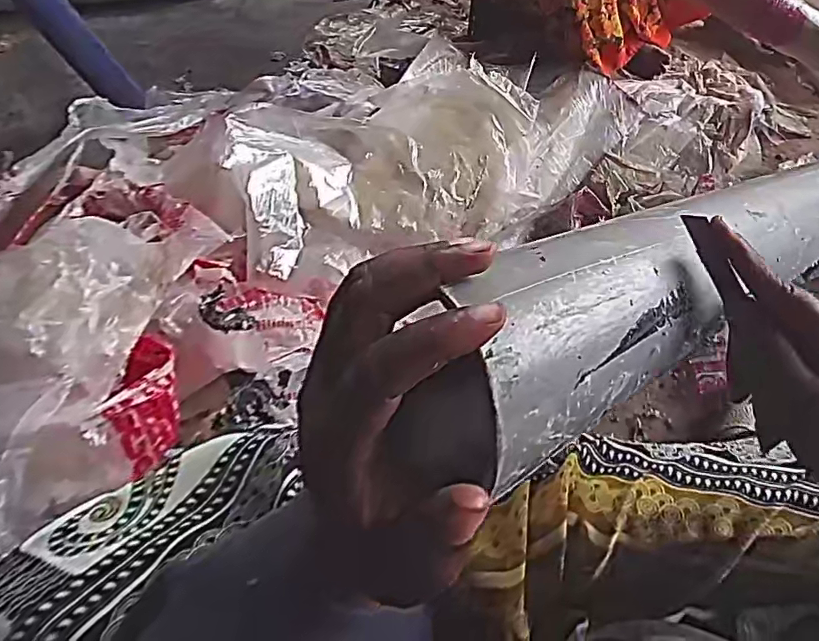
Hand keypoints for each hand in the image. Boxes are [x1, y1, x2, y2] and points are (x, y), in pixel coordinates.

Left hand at [298, 240, 506, 606]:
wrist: (337, 539)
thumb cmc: (376, 548)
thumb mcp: (408, 567)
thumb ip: (434, 539)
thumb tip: (470, 500)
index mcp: (339, 439)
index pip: (379, 371)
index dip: (435, 337)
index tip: (494, 316)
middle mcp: (324, 387)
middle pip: (361, 305)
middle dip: (423, 270)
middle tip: (484, 255)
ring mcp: (326, 361)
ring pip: (360, 286)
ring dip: (415, 258)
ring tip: (472, 250)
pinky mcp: (337, 347)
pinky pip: (364, 290)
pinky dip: (405, 267)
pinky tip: (445, 264)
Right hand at [690, 216, 818, 490]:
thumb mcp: (803, 404)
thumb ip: (770, 351)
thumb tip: (741, 310)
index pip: (777, 289)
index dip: (742, 258)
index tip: (717, 227)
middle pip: (770, 317)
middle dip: (747, 348)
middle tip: (740, 390)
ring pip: (773, 339)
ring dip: (758, 371)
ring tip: (767, 416)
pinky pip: (783, 357)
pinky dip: (770, 380)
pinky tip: (776, 415)